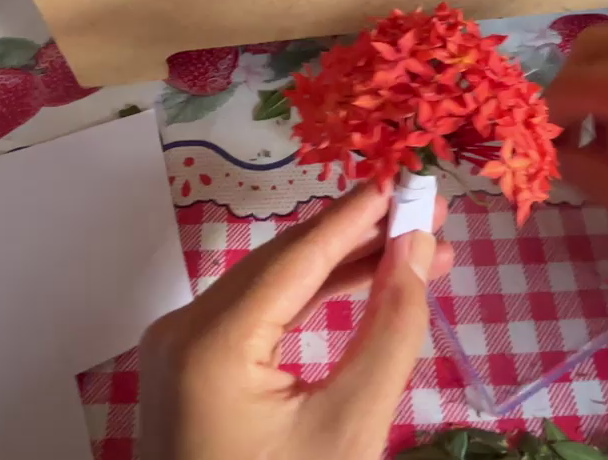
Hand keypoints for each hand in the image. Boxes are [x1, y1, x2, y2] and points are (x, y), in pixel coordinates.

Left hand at [138, 183, 455, 459]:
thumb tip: (418, 249)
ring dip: (345, 263)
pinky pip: (261, 309)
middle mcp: (184, 327)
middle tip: (426, 212)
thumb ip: (390, 332)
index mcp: (210, 343)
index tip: (404, 178)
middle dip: (361, 236)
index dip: (357, 213)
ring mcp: (182, 342)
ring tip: (412, 247)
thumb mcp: (350, 430)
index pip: (297, 256)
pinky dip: (314, 295)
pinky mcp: (192, 358)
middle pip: (286, 262)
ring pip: (276, 282)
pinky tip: (365, 278)